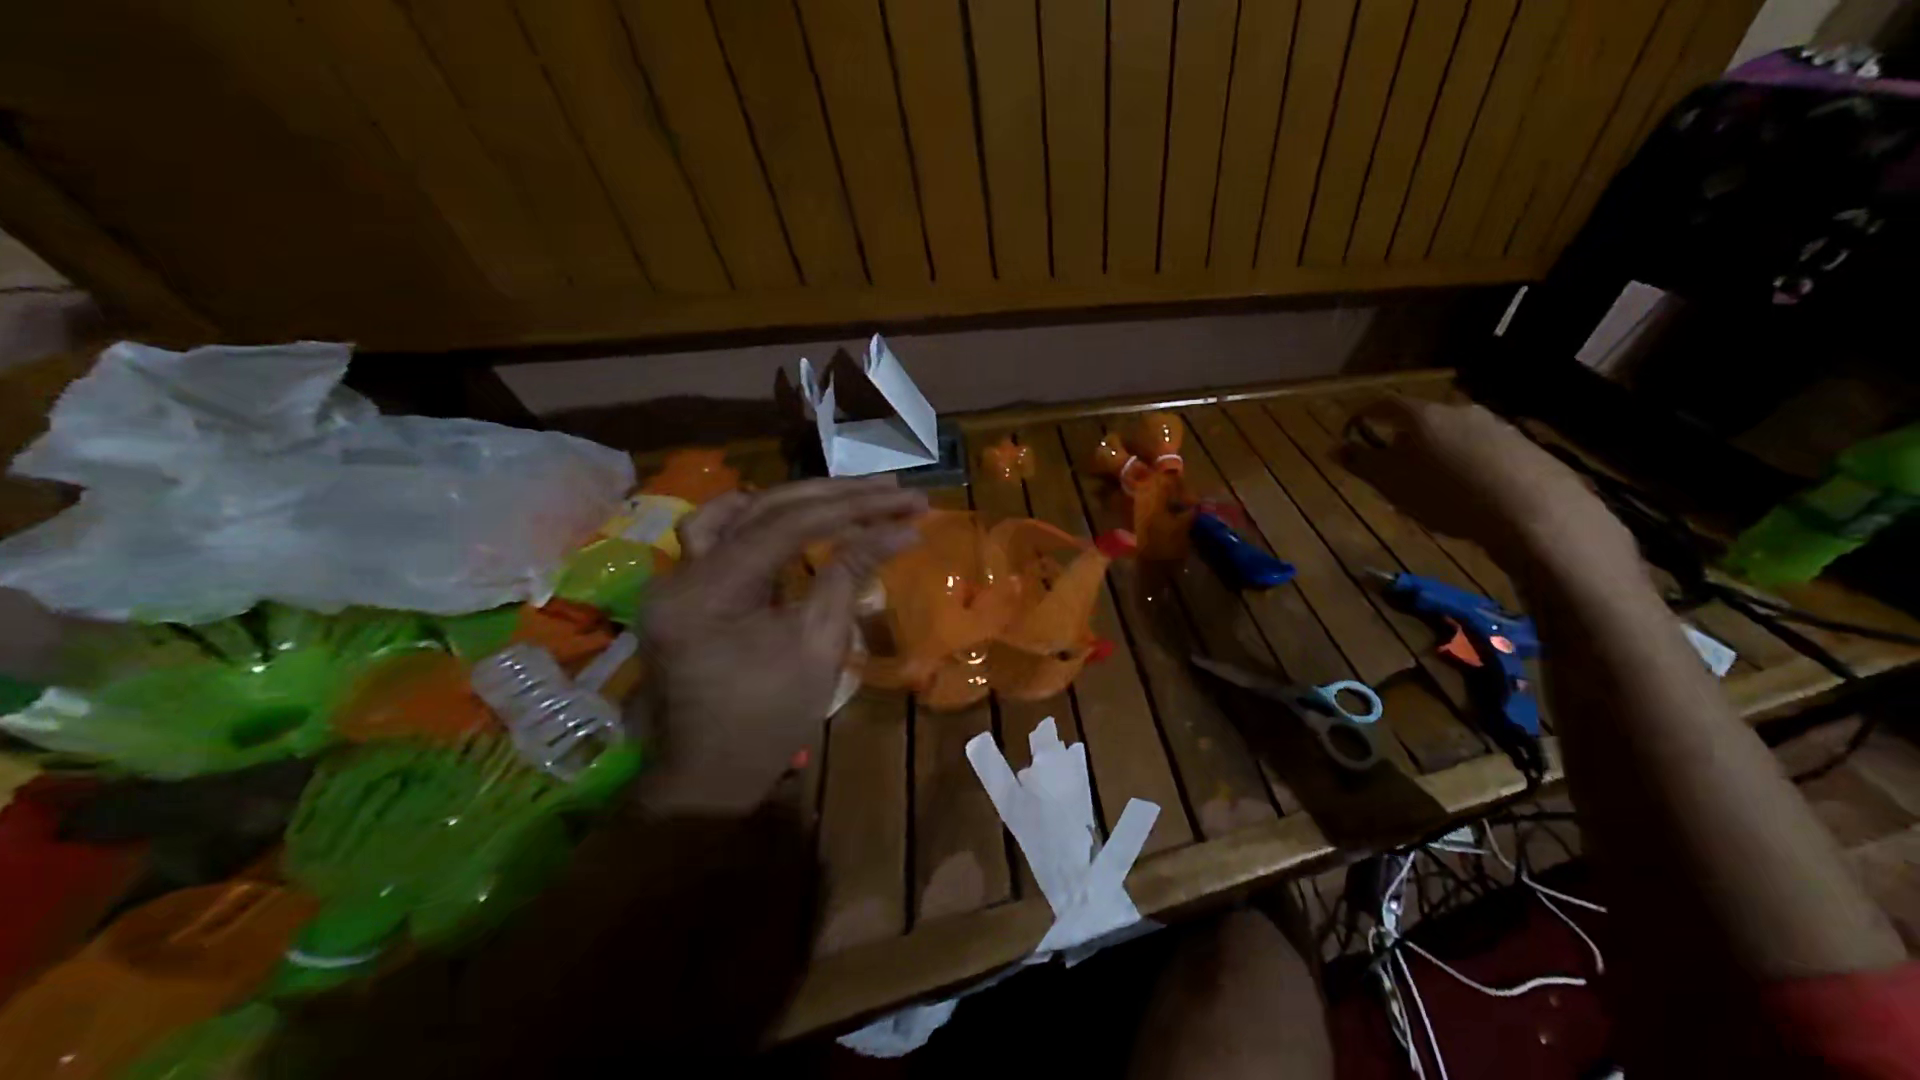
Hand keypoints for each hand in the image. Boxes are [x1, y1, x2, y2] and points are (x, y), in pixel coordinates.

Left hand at [632, 478, 926, 813]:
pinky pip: (722, 536)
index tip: (907, 504)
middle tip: (892, 488)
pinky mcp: (685, 589)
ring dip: (796, 499)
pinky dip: (764, 520)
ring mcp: (675, 578)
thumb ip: (850, 576)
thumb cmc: (768, 723)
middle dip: (833, 496)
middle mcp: (679, 572)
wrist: (709, 776)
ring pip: (737, 513)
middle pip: (762, 508)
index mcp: (707, 593)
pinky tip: (799, 515)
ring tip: (851, 494)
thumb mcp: (818, 648)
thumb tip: (900, 530)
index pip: (786, 525)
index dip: (852, 509)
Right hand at [1338, 397, 1636, 575]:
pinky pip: (1483, 449)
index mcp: (1421, 416)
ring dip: (1438, 451)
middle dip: (1404, 437)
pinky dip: (1467, 463)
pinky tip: (1469, 491)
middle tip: (1393, 464)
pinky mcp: (1524, 446)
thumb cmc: (1445, 494)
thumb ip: (1360, 463)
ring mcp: (1496, 426)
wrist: (1532, 509)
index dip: (1365, 414)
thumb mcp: (1390, 483)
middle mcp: (1458, 411)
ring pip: (1454, 433)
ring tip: (1431, 482)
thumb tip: (1335, 447)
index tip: (1353, 429)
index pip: (1384, 404)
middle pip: (1422, 418)